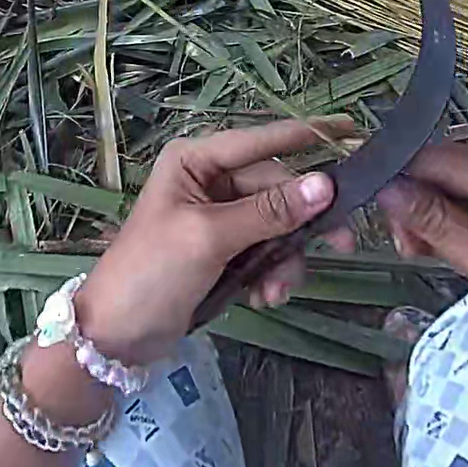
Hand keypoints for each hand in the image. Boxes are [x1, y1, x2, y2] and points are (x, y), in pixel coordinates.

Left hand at [75, 118, 356, 365]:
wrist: (115, 337)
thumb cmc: (153, 271)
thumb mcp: (210, 237)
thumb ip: (268, 211)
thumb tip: (325, 185)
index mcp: (195, 159)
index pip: (260, 140)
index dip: (306, 135)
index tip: (352, 129)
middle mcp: (208, 178)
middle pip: (274, 187)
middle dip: (298, 223)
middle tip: (343, 246)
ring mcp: (216, 214)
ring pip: (275, 222)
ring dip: (284, 257)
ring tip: (277, 291)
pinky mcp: (223, 247)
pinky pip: (264, 248)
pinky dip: (271, 271)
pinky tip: (264, 298)